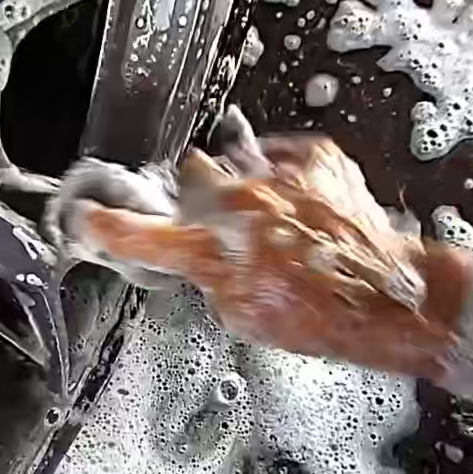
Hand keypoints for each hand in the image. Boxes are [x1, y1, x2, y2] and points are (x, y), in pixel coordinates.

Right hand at [54, 111, 472, 378]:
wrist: (387, 297)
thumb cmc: (319, 318)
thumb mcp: (243, 317)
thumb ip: (211, 280)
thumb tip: (206, 258)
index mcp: (214, 254)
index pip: (141, 235)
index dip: (106, 227)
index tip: (85, 217)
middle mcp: (239, 205)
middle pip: (188, 175)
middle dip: (193, 194)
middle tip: (213, 218)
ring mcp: (277, 175)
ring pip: (231, 162)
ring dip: (237, 186)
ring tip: (269, 216)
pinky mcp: (314, 159)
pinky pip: (277, 155)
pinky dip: (278, 178)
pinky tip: (297, 205)